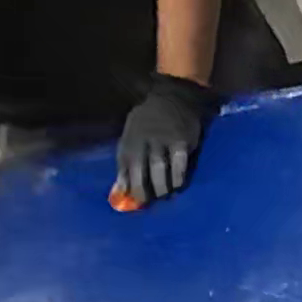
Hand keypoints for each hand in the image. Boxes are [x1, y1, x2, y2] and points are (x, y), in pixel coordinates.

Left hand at [115, 73, 222, 205]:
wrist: (175, 99)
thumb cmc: (150, 123)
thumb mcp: (132, 137)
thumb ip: (126, 164)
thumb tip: (119, 191)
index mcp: (130, 137)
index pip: (126, 166)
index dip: (129, 185)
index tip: (134, 200)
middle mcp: (144, 138)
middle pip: (141, 169)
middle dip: (144, 189)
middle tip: (149, 202)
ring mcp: (163, 139)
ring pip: (160, 169)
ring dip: (162, 187)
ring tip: (164, 195)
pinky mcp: (181, 141)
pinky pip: (179, 166)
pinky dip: (178, 179)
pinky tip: (178, 185)